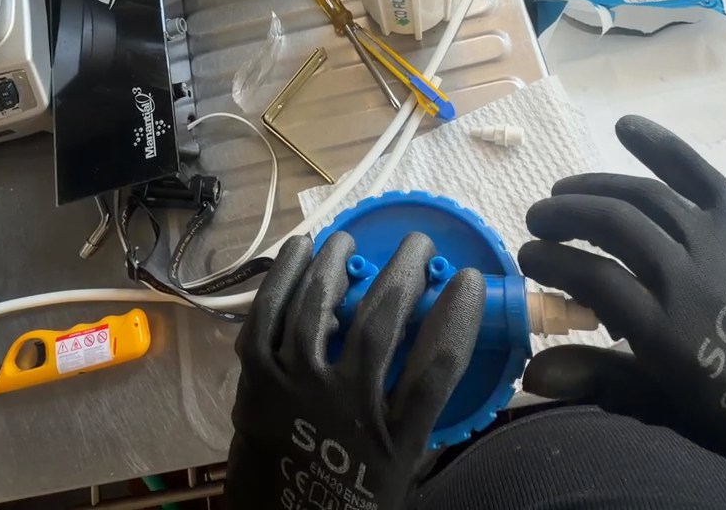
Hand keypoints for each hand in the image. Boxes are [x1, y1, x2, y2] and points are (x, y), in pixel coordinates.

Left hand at [226, 231, 484, 509]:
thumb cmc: (345, 498)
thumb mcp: (397, 471)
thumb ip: (418, 418)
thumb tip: (443, 350)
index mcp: (392, 443)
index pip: (437, 368)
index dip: (458, 317)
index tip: (470, 279)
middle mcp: (344, 408)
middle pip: (380, 326)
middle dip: (404, 274)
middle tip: (420, 243)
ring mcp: (294, 389)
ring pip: (318, 310)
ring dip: (338, 266)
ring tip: (350, 241)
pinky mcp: (255, 379)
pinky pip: (267, 315)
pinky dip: (283, 276)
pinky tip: (301, 248)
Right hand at [519, 116, 725, 509]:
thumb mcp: (659, 406)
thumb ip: (594, 380)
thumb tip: (529, 373)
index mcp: (670, 334)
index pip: (594, 278)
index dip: (551, 261)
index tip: (527, 259)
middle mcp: (692, 281)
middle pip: (615, 225)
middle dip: (564, 216)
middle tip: (537, 222)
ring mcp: (720, 247)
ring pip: (645, 197)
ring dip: (595, 187)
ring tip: (562, 192)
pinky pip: (700, 176)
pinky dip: (662, 147)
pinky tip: (623, 125)